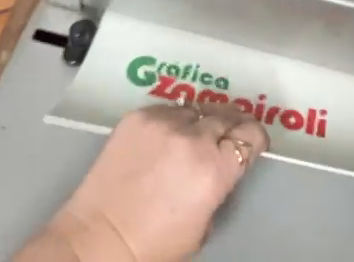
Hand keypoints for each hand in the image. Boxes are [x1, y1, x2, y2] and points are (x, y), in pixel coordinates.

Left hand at [38, 102, 269, 261]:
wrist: (99, 238)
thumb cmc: (155, 244)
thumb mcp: (204, 224)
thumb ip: (220, 187)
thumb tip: (224, 164)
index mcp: (215, 170)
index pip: (251, 134)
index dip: (254, 138)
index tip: (251, 143)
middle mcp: (194, 138)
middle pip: (227, 115)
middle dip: (231, 125)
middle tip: (226, 136)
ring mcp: (164, 123)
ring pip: (197, 108)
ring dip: (201, 120)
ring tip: (193, 134)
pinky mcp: (138, 116)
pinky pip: (168, 109)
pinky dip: (172, 120)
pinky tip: (165, 138)